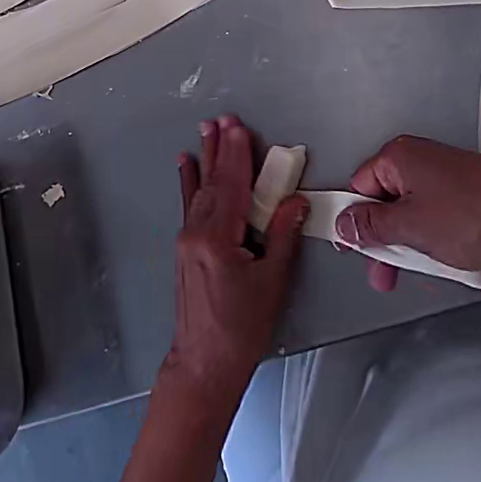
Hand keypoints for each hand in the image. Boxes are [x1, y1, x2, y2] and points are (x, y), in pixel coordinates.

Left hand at [166, 115, 307, 393]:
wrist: (204, 363)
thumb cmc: (242, 327)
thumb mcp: (272, 282)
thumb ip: (282, 236)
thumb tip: (295, 201)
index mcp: (218, 239)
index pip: (232, 186)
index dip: (238, 155)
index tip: (240, 128)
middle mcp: (197, 232)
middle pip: (213, 181)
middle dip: (220, 148)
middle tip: (223, 118)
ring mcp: (187, 238)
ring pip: (200, 189)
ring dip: (206, 158)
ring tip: (208, 129)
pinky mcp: (186, 247)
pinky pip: (189, 205)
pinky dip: (189, 182)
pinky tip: (186, 164)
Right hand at [335, 135, 480, 291]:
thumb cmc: (478, 216)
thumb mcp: (409, 227)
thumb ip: (369, 226)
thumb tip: (345, 223)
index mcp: (399, 156)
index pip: (358, 186)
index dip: (353, 220)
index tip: (351, 249)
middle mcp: (421, 159)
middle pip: (385, 201)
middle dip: (384, 239)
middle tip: (386, 273)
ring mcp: (447, 175)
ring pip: (412, 213)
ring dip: (412, 243)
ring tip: (425, 267)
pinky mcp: (468, 192)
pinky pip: (437, 216)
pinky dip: (436, 239)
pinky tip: (447, 260)